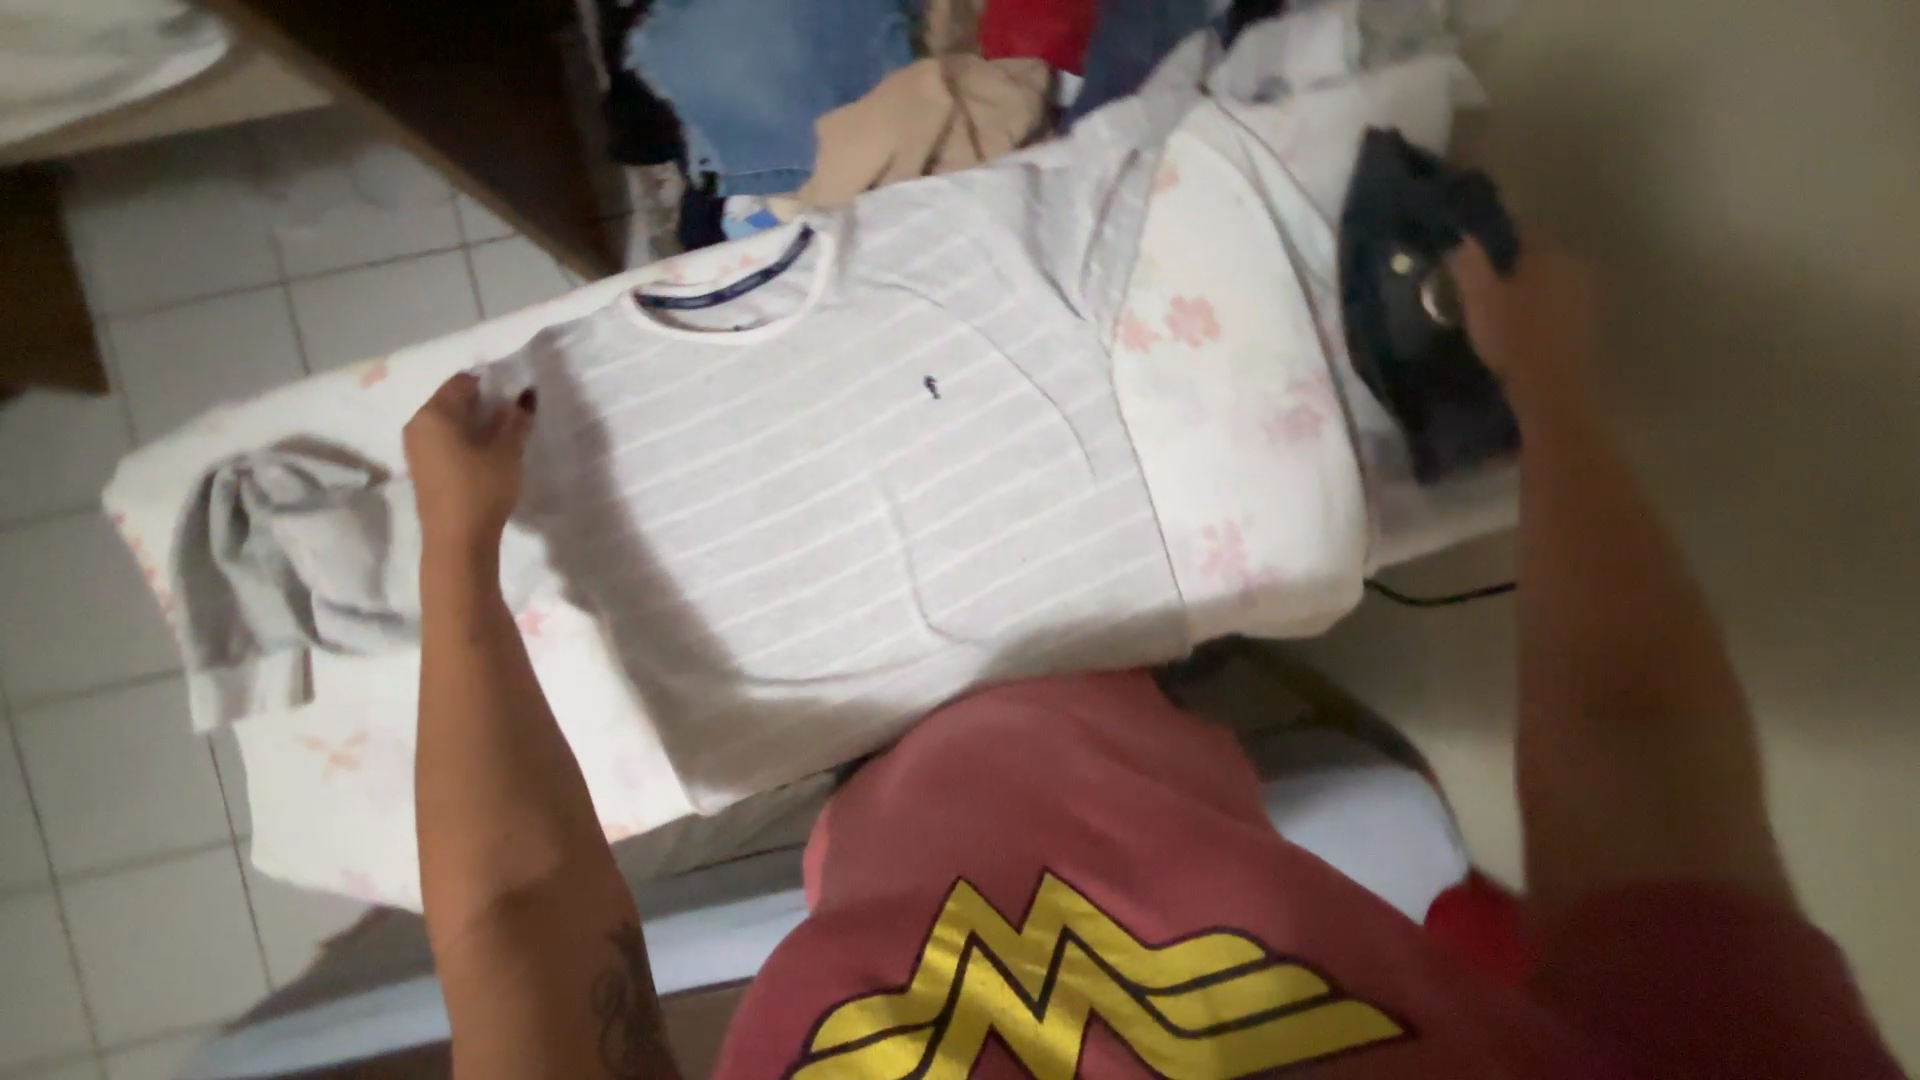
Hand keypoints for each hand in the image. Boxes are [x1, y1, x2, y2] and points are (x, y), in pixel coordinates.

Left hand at [404, 374, 535, 552]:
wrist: (457, 538)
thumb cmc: (482, 487)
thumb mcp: (507, 451)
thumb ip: (516, 419)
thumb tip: (524, 395)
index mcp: (434, 413)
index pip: (462, 381)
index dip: (491, 383)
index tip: (516, 395)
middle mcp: (417, 423)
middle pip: (452, 400)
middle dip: (483, 403)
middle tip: (514, 415)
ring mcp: (416, 447)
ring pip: (449, 422)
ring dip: (475, 423)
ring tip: (504, 436)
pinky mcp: (423, 467)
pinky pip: (444, 440)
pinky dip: (465, 440)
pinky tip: (486, 454)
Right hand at [1448, 237, 1598, 407]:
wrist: (1551, 386)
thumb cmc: (1511, 336)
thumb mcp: (1479, 298)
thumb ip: (1469, 263)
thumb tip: (1461, 236)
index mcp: (1548, 252)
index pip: (1516, 234)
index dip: (1488, 247)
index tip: (1467, 267)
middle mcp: (1574, 263)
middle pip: (1532, 257)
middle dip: (1506, 270)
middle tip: (1476, 294)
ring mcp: (1585, 291)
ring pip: (1545, 280)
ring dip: (1523, 291)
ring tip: (1494, 314)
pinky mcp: (1586, 318)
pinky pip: (1554, 303)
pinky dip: (1536, 310)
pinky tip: (1517, 330)